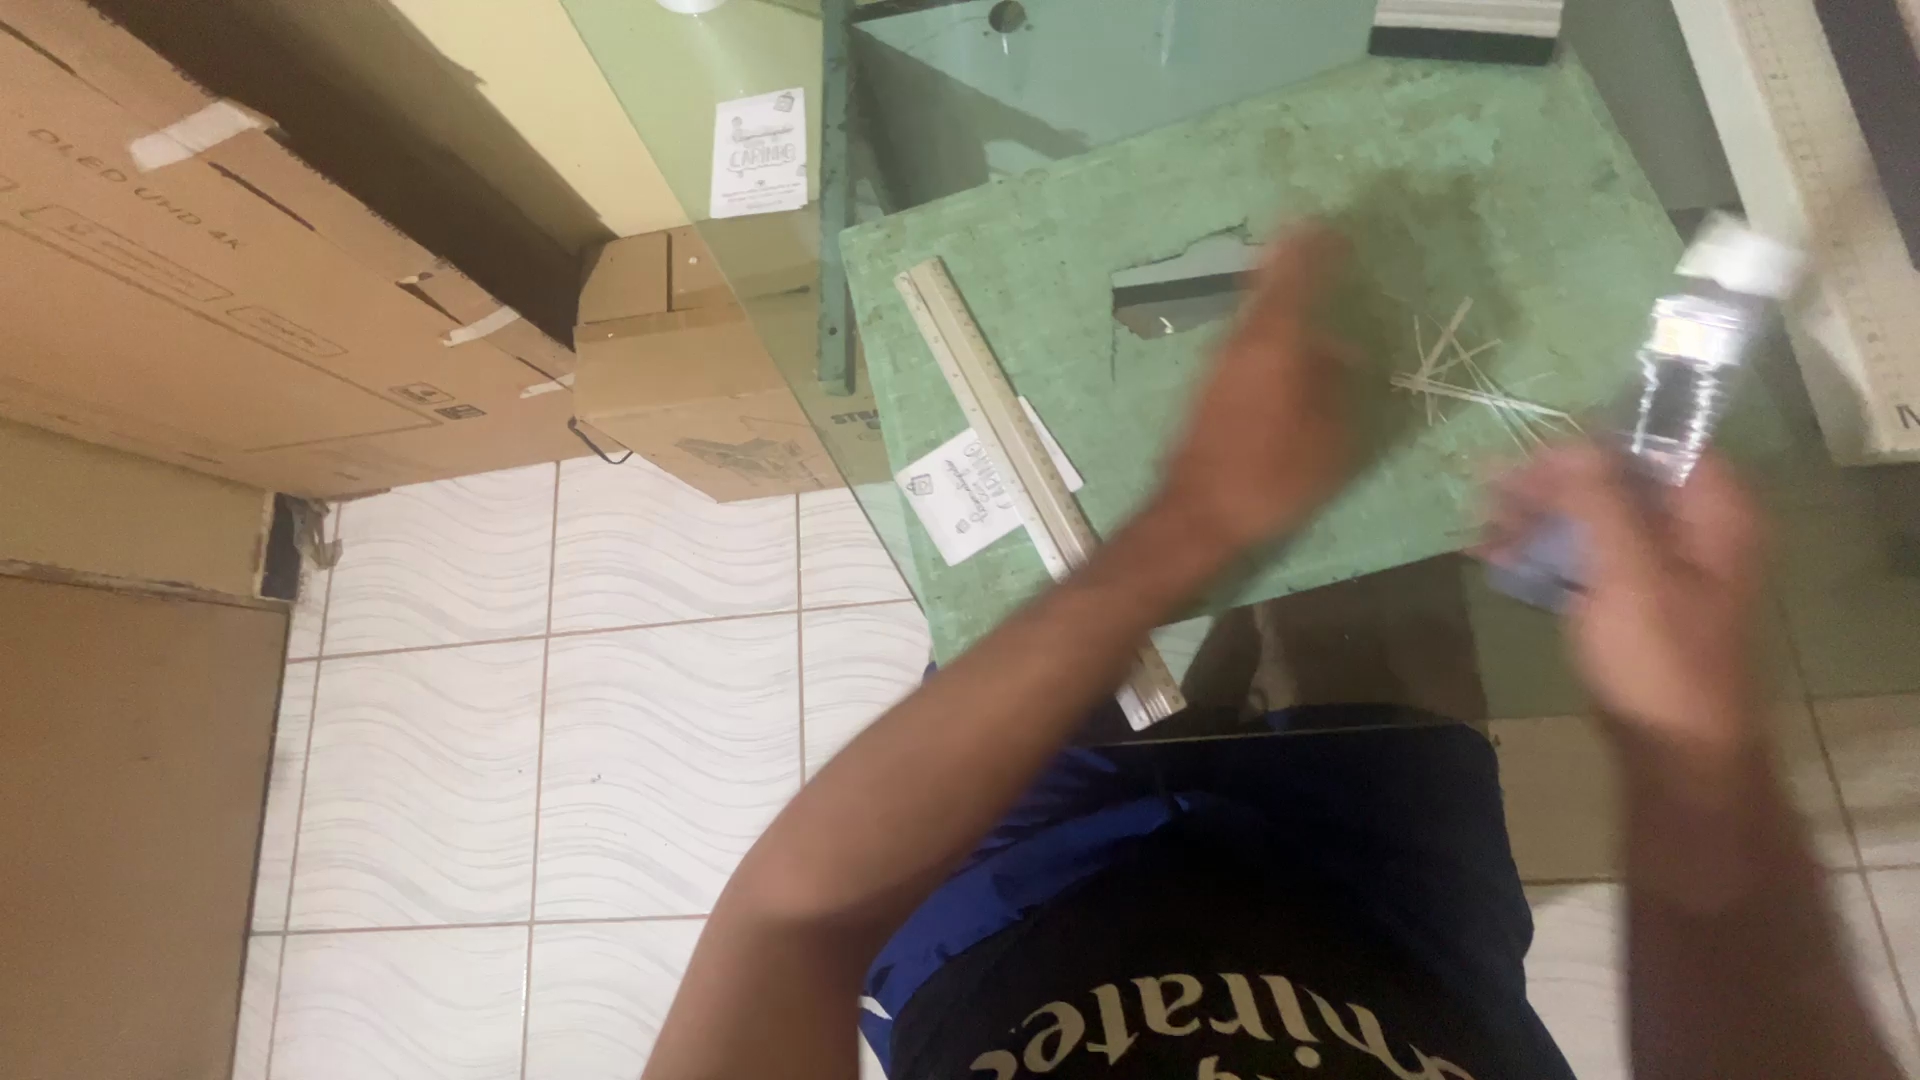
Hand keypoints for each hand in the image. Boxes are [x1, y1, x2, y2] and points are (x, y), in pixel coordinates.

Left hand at [1153, 224, 1355, 555]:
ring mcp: (1214, 368)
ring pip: (1247, 319)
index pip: (1294, 281)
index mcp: (1273, 347)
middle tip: (1304, 235)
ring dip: (1269, 297)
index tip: (1323, 223)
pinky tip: (1270, 342)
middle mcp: (1238, 346)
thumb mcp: (1328, 438)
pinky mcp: (1201, 392)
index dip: (1310, 250)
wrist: (1196, 512)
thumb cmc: (1270, 476)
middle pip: (1263, 292)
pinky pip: (1238, 345)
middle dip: (1287, 264)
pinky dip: (1257, 330)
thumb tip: (1342, 351)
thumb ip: (1338, 386)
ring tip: (1290, 277)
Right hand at [1484, 443, 1765, 757]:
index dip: (1598, 445)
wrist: (1667, 744)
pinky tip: (1491, 556)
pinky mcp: (1623, 594)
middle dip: (1551, 484)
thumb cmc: (1655, 657)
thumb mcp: (1627, 574)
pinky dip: (1536, 550)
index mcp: (1712, 517)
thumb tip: (1570, 443)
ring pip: (1588, 518)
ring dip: (1533, 517)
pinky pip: (1577, 554)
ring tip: (1480, 526)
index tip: (1534, 456)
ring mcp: (1654, 565)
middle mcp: (1689, 532)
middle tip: (1489, 491)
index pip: (1661, 450)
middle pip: (1615, 482)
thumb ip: (1601, 504)